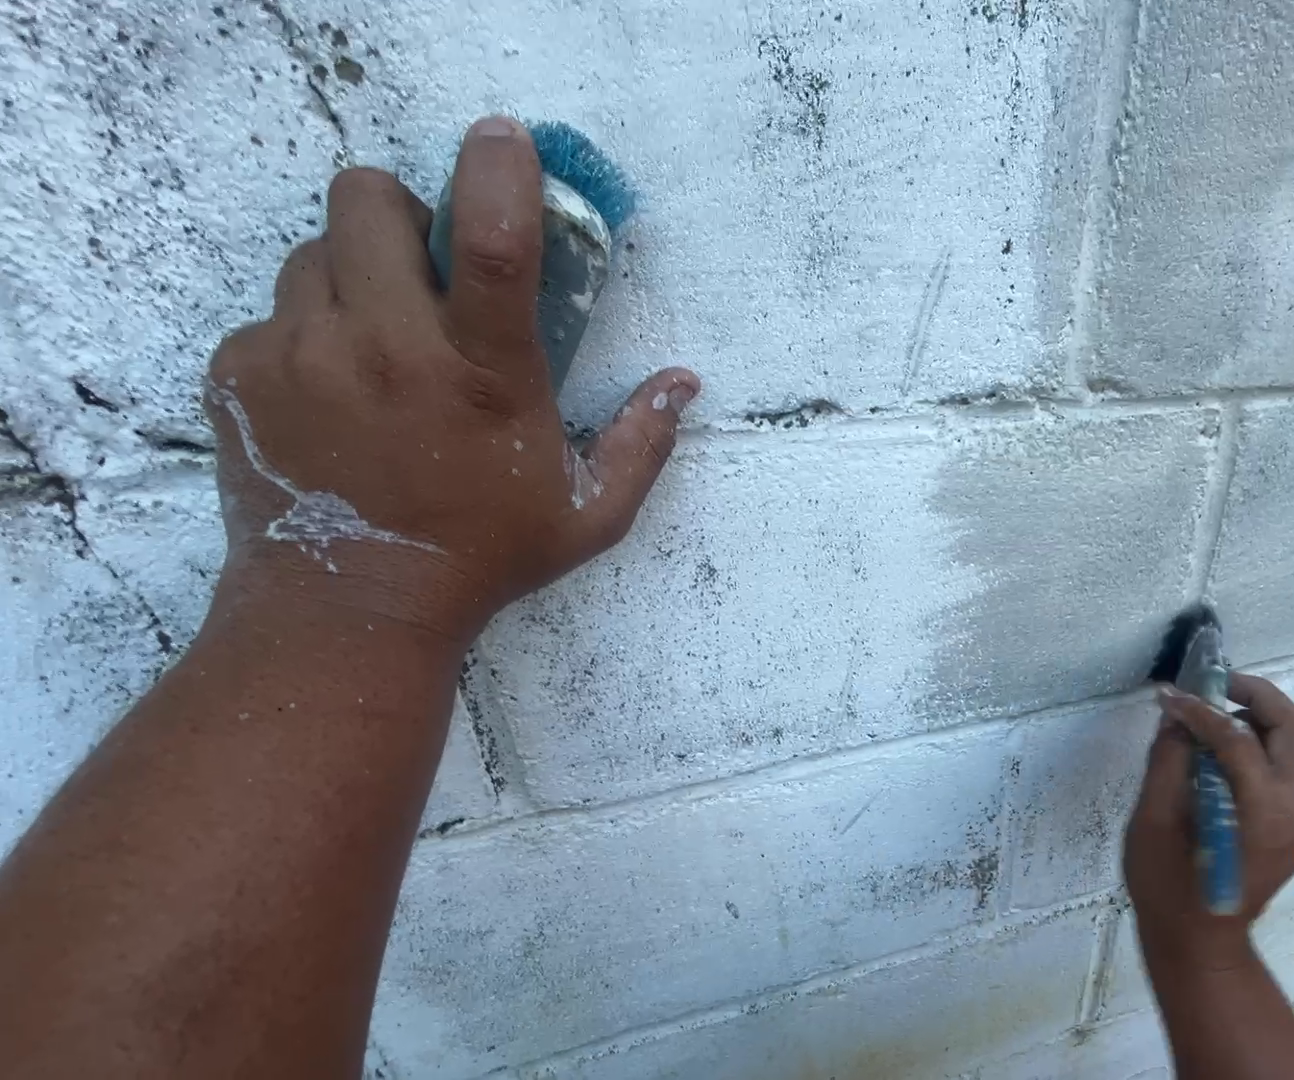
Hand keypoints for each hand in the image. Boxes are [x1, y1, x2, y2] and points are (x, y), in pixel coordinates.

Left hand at [203, 116, 697, 641]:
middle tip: (430, 268)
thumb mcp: (592, 514)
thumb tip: (685, 382)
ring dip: (357, 269)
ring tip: (384, 334)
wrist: (351, 609)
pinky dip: (311, 328)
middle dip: (405, 212)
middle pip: (368, 200)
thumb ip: (644, 443)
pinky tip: (338, 388)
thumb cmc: (487, 556)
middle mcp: (386, 349)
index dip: (500, 172)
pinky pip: (273, 311)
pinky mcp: (240, 374)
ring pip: (313, 249)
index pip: (496, 244)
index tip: (502, 139)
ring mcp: (301, 357)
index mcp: (485, 378)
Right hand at [1124, 672, 1293, 970]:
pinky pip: (1287, 766)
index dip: (1201, 711)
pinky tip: (1222, 744)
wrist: (1199, 946)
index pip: (1239, 741)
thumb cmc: (1167, 889)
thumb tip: (1177, 717)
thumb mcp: (1154, 822)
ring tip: (1214, 707)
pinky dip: (1259, 741)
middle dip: (1256, 694)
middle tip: (1212, 682)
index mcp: (1262, 817)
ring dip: (1261, 715)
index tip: (1170, 695)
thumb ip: (1168, 762)